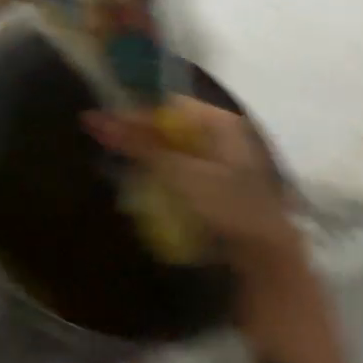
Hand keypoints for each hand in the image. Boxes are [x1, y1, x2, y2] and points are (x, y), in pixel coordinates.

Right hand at [83, 96, 304, 266]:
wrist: (266, 257)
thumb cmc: (225, 207)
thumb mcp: (178, 173)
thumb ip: (138, 145)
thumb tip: (95, 119)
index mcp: (219, 123)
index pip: (167, 105)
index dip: (133, 115)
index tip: (102, 128)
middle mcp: (224, 136)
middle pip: (171, 128)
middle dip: (138, 137)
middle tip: (106, 147)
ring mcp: (224, 162)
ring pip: (175, 151)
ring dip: (148, 158)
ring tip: (119, 166)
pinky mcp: (220, 188)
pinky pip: (182, 171)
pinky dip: (162, 176)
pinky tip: (146, 188)